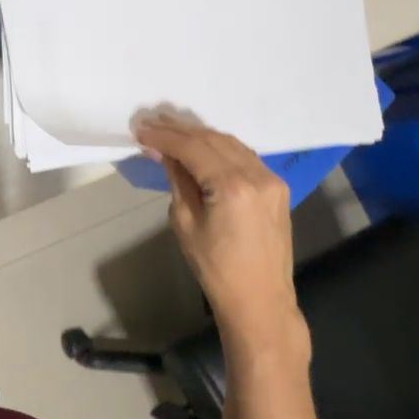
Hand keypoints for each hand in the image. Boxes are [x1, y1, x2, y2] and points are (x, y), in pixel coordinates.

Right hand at [135, 118, 302, 352]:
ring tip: (172, 129)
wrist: (259, 296)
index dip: (165, 137)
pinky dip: (220, 147)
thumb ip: (178, 181)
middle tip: (152, 122)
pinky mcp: (277, 187)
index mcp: (232, 187)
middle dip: (181, 130)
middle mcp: (257, 175)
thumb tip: (164, 153)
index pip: (193, 148)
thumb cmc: (215, 266)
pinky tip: (201, 146)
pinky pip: (245, 156)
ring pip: (231, 144)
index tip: (141, 130)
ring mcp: (271, 179)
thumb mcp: (185, 222)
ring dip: (200, 135)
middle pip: (214, 140)